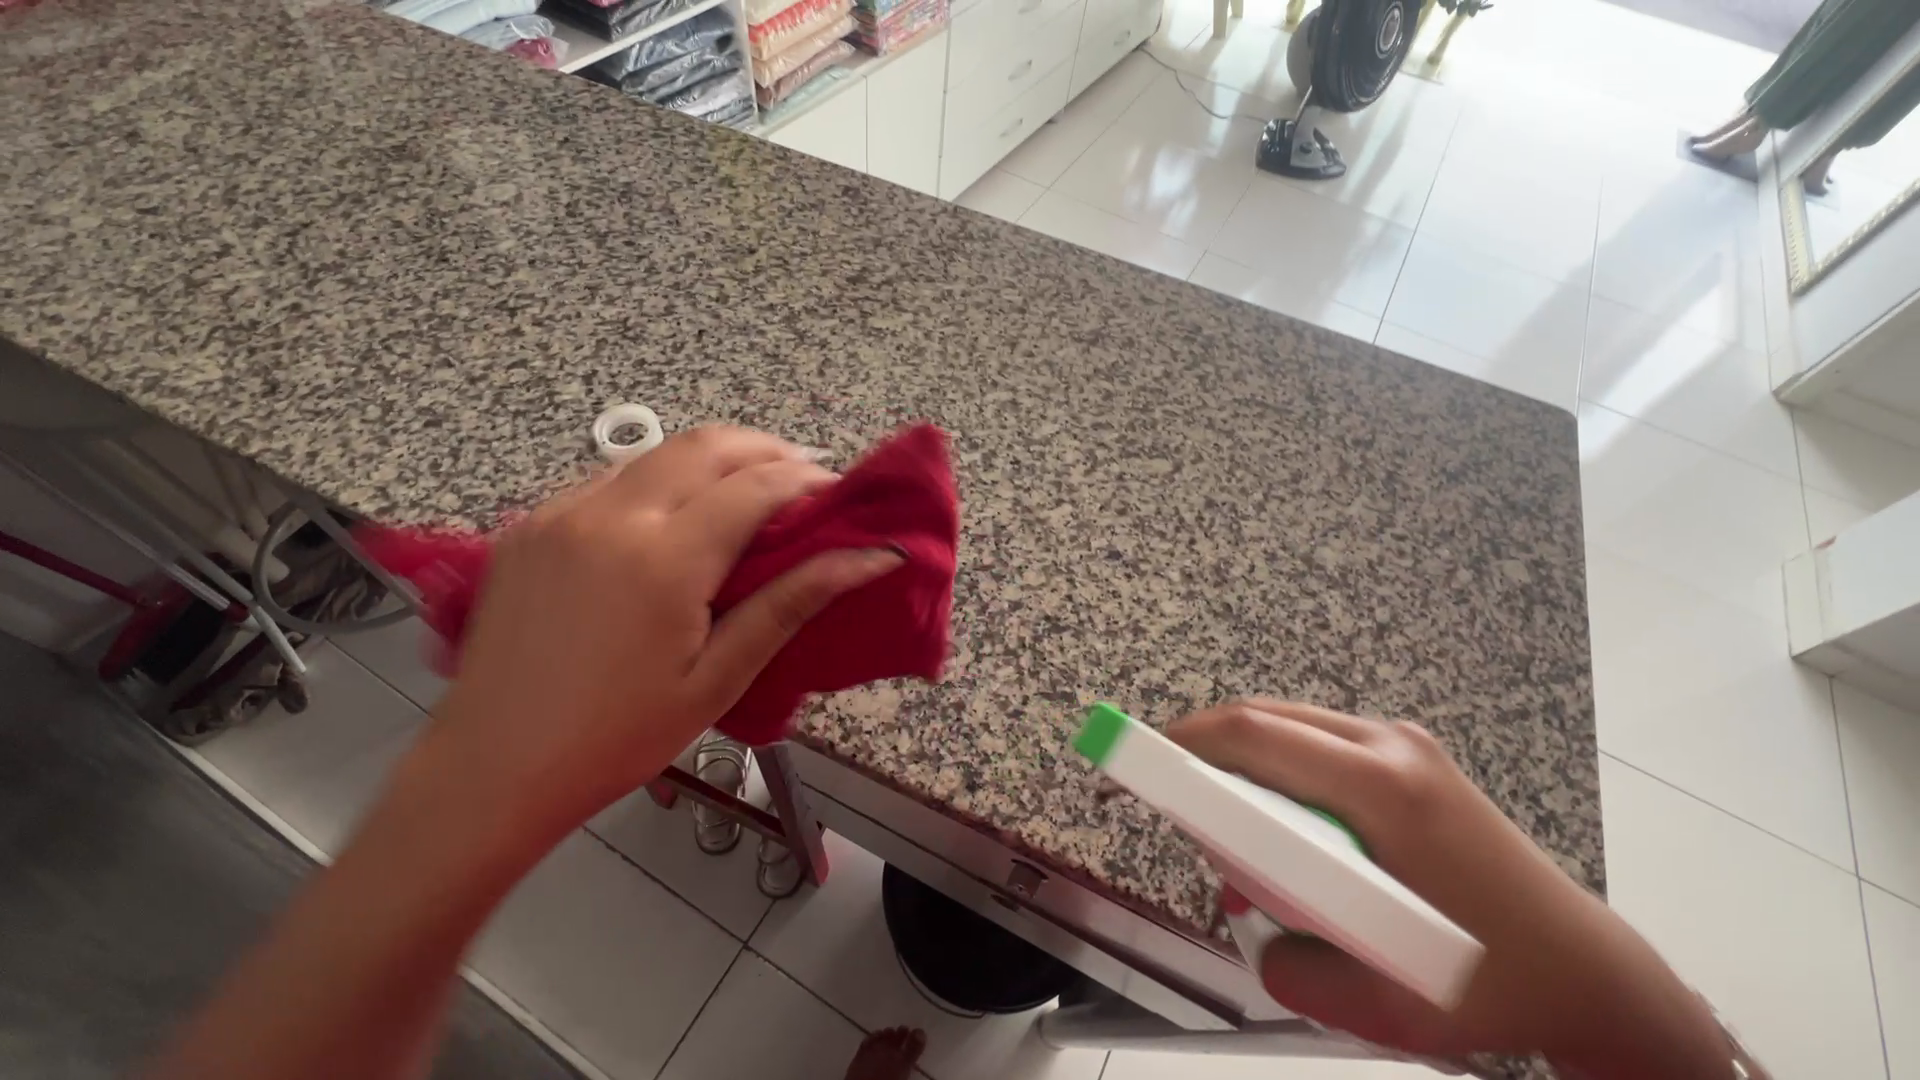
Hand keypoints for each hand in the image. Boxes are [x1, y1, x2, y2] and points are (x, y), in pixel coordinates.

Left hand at [430, 426, 902, 843]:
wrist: (493, 767)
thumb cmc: (619, 736)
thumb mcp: (718, 677)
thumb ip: (792, 603)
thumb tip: (870, 557)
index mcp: (664, 558)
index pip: (756, 486)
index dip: (807, 481)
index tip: (839, 496)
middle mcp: (611, 515)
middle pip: (707, 444)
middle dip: (767, 449)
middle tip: (804, 479)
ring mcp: (562, 512)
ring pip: (657, 452)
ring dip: (714, 459)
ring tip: (749, 494)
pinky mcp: (530, 524)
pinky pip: (610, 478)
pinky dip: (660, 480)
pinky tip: (676, 518)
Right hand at [1166, 701, 1736, 1077]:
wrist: (1591, 970)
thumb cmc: (1491, 983)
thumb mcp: (1376, 1000)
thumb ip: (1286, 963)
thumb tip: (1247, 918)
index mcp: (1382, 788)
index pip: (1253, 737)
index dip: (1180, 742)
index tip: (1132, 763)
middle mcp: (1390, 745)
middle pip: (1262, 719)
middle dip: (1200, 751)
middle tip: (1169, 801)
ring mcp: (1403, 743)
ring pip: (1288, 726)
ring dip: (1240, 762)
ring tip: (1226, 827)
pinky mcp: (1409, 756)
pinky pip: (1316, 742)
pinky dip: (1276, 770)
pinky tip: (1279, 827)